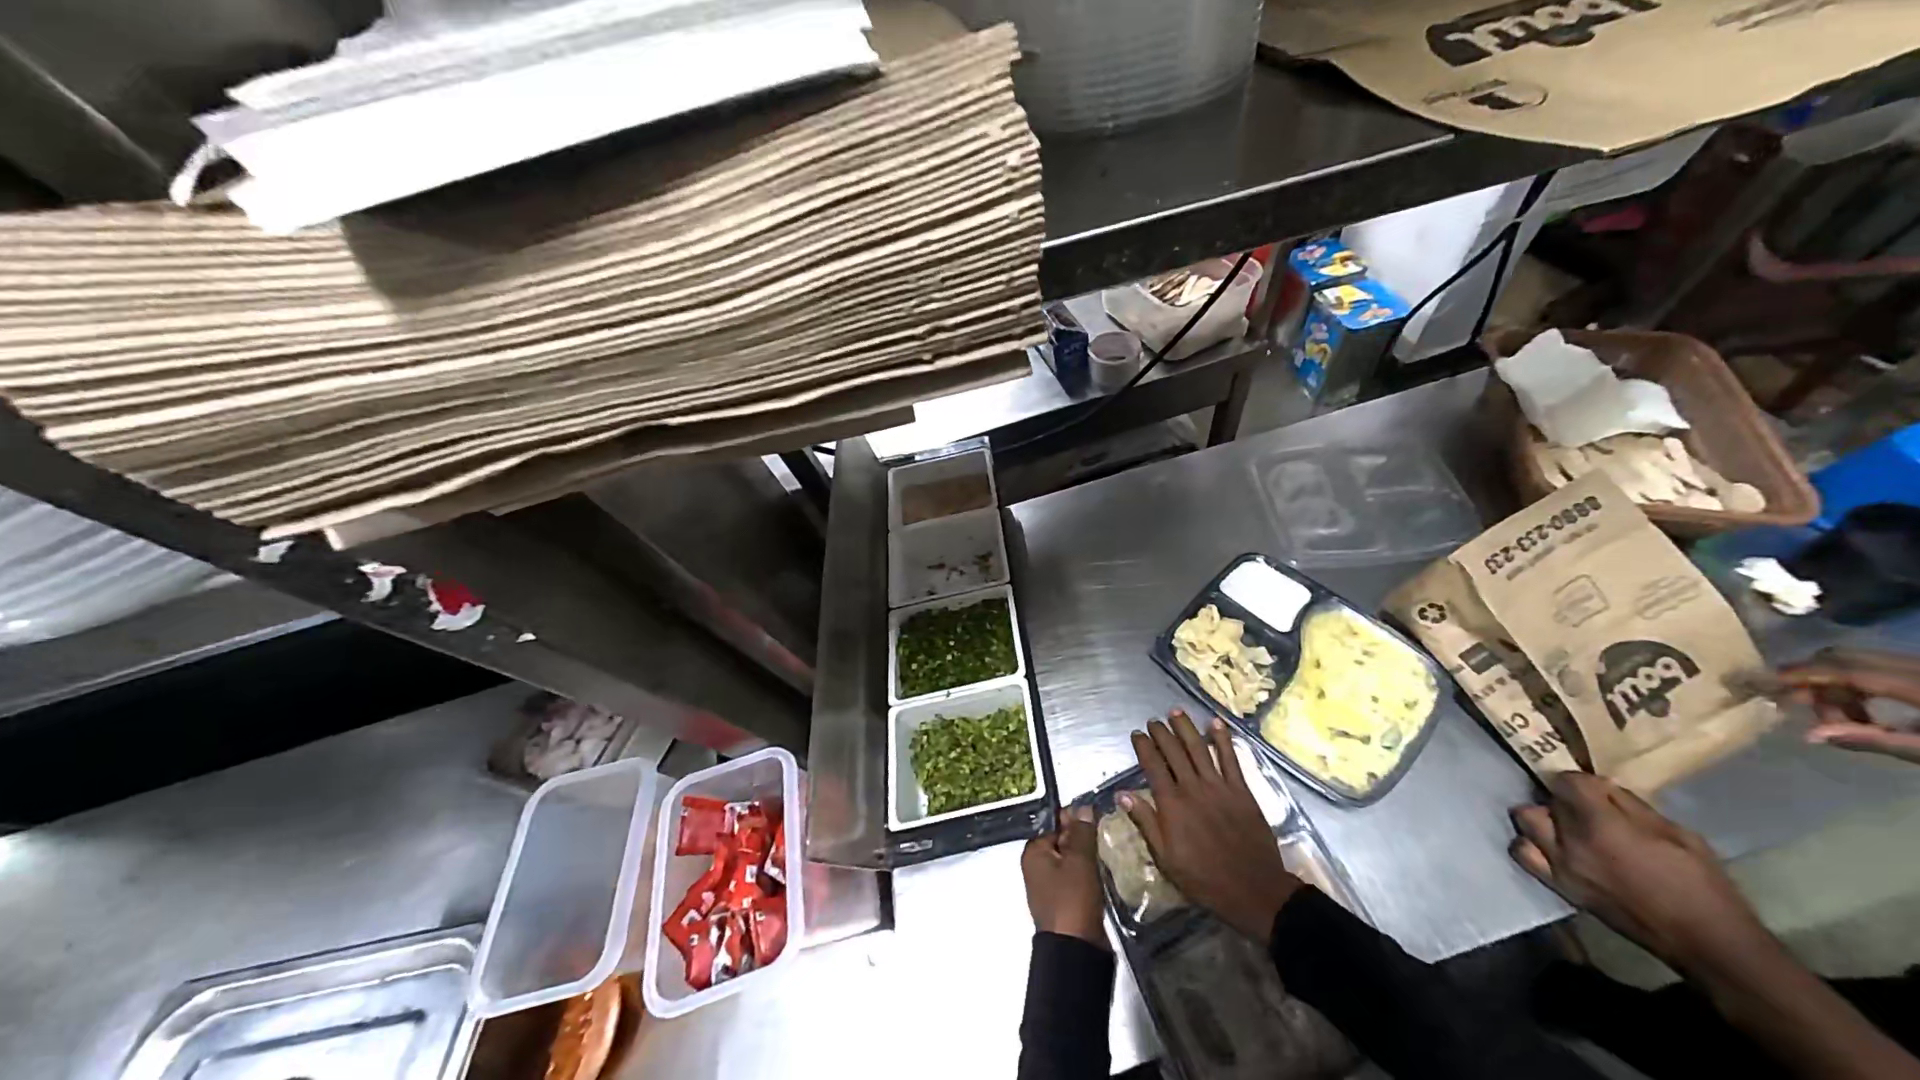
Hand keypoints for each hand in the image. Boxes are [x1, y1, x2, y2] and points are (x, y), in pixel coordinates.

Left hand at [1021, 805, 1108, 947]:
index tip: (1097, 821)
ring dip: (1089, 860)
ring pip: (1072, 862)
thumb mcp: (1079, 859)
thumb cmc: (1073, 898)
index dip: (1076, 822)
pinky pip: (1077, 880)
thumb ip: (1081, 832)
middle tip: (1105, 838)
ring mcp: (1050, 887)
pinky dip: (1090, 877)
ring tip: (1108, 855)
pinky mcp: (1065, 903)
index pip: (1055, 824)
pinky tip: (1104, 876)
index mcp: (1033, 852)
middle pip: (1064, 843)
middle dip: (1084, 841)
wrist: (1076, 948)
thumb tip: (1082, 807)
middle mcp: (1037, 867)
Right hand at [1122, 709, 1300, 942]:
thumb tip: (1123, 794)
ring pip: (1199, 748)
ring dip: (1186, 728)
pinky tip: (1216, 724)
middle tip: (1153, 721)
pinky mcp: (1241, 791)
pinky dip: (1223, 739)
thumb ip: (1145, 822)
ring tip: (1176, 712)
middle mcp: (1193, 788)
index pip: (1153, 765)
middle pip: (1174, 752)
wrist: (1253, 889)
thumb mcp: (1165, 857)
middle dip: (1162, 733)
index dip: (1143, 747)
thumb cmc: (1203, 878)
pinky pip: (1231, 759)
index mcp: (1172, 804)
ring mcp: (1219, 787)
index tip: (1137, 734)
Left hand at [1510, 772, 1766, 972]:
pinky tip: (1558, 851)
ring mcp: (1559, 865)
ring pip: (1524, 824)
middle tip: (1584, 810)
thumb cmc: (1702, 886)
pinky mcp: (1559, 887)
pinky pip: (1525, 856)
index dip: (1581, 781)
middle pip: (1541, 801)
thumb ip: (1629, 806)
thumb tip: (1601, 789)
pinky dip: (1533, 846)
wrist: (1706, 943)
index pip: (1566, 782)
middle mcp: (1569, 841)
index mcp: (1600, 825)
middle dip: (1560, 800)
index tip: (1598, 789)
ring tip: (1568, 830)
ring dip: (1542, 821)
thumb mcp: (1677, 833)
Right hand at [1778, 651, 1919, 764]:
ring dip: (1836, 685)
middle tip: (1804, 709)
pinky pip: (1879, 669)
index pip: (1840, 670)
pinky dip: (1859, 686)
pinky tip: (1871, 713)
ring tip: (1846, 719)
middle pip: (1843, 657)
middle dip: (1813, 678)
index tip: (1758, 683)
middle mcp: (1915, 667)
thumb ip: (1874, 740)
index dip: (1796, 675)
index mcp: (1914, 684)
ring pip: (1858, 661)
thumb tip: (1810, 734)